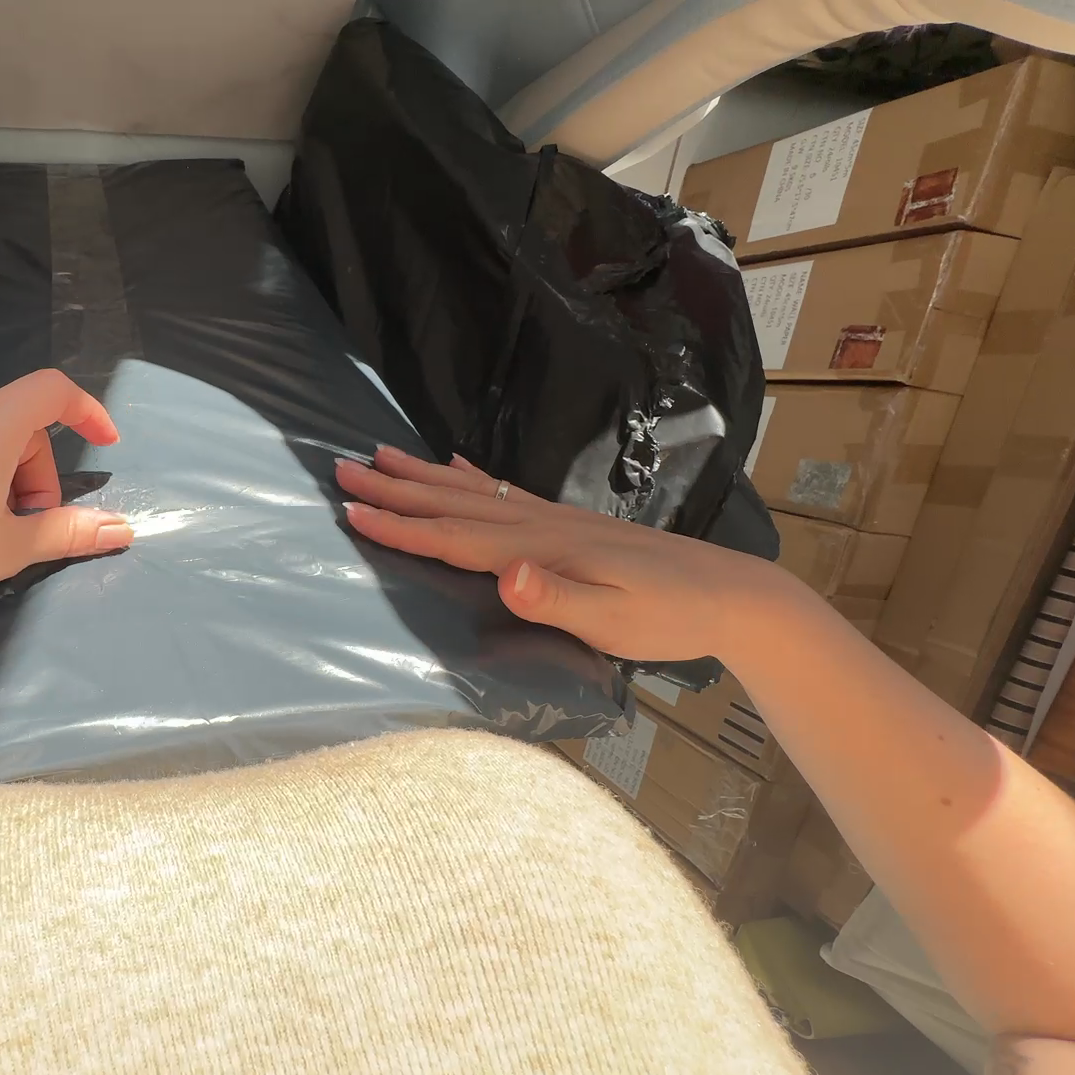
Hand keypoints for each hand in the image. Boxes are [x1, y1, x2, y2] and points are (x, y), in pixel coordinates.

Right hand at [334, 446, 801, 663]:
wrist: (730, 594)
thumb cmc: (667, 617)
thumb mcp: (613, 620)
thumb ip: (555, 597)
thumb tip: (504, 575)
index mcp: (533, 548)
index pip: (451, 536)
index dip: (399, 526)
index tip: (352, 510)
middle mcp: (531, 522)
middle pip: (448, 501)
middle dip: (393, 486)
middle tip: (343, 468)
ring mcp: (546, 516)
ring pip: (468, 488)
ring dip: (420, 473)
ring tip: (381, 453)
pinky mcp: (561, 519)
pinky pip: (500, 487)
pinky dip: (469, 472)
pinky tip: (454, 461)